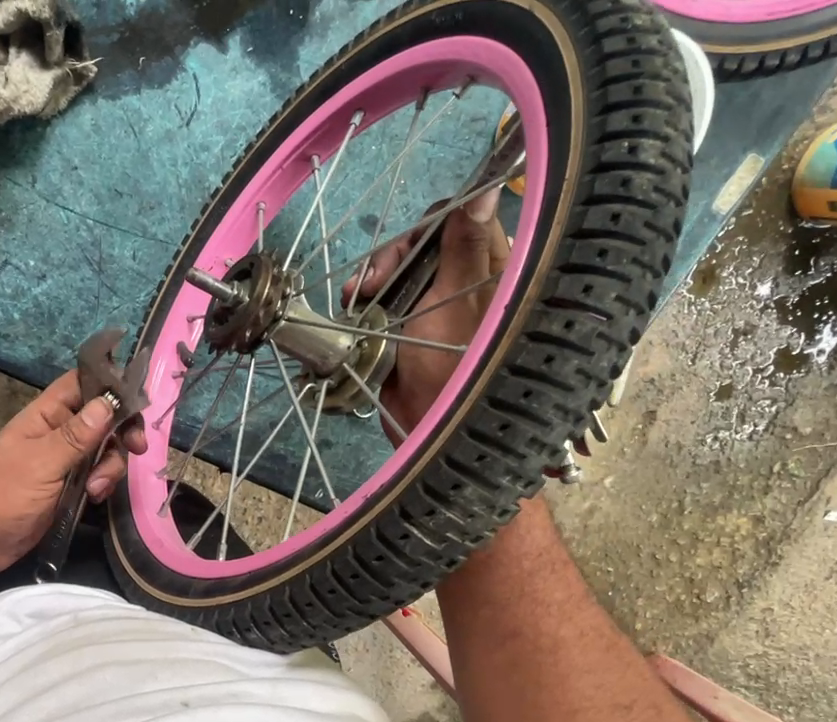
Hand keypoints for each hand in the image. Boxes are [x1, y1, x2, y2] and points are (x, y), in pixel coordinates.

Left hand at [0, 367, 147, 581]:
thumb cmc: (1, 496)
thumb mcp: (41, 463)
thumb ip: (77, 435)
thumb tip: (109, 402)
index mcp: (44, 416)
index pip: (81, 383)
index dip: (109, 386)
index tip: (136, 404)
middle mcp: (56, 433)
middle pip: (101, 418)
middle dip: (120, 432)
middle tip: (136, 448)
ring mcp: (62, 461)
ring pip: (102, 450)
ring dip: (109, 466)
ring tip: (97, 489)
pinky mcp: (67, 487)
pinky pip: (95, 476)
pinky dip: (102, 484)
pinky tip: (95, 498)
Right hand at [344, 188, 509, 436]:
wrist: (427, 420)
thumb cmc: (451, 358)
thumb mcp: (456, 295)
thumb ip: (464, 243)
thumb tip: (487, 186)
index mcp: (485, 266)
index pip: (457, 220)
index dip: (426, 227)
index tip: (406, 248)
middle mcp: (458, 279)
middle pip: (420, 245)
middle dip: (390, 258)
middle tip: (373, 282)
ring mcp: (428, 304)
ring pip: (396, 270)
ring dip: (370, 278)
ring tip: (354, 297)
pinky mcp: (401, 325)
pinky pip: (380, 298)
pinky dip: (362, 300)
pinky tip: (350, 306)